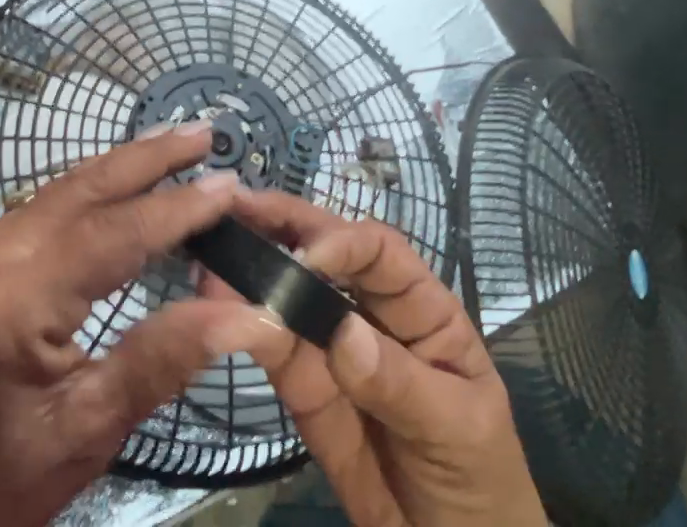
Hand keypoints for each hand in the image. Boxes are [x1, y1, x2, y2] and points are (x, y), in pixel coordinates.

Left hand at [0, 123, 275, 526]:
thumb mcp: (86, 432)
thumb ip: (161, 360)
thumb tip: (244, 313)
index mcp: (12, 304)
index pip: (111, 235)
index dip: (176, 209)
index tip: (230, 186)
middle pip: (79, 191)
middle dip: (147, 158)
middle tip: (204, 134)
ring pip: (57, 193)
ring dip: (119, 167)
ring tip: (174, 144)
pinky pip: (39, 212)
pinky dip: (89, 192)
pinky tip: (119, 186)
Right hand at [221, 189, 544, 526]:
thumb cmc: (478, 478)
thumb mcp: (456, 428)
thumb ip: (400, 382)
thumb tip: (342, 333)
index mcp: (422, 309)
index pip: (380, 254)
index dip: (342, 244)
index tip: (304, 257)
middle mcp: (372, 315)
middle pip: (326, 257)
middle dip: (283, 226)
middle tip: (235, 207)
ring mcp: (333, 351)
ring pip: (291, 299)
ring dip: (252, 273)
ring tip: (209, 253)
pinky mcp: (305, 391)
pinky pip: (275, 353)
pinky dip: (245, 328)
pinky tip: (216, 304)